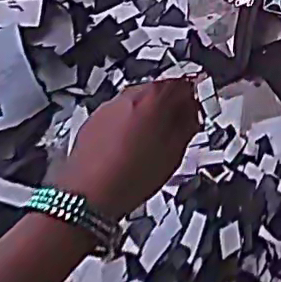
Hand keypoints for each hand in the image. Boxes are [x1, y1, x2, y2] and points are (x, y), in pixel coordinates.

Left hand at [53, 79, 200, 219]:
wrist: (86, 198)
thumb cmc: (128, 178)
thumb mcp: (173, 153)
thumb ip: (188, 124)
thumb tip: (193, 112)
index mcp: (156, 97)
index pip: (183, 83)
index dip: (192, 98)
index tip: (194, 111)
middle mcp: (131, 94)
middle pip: (159, 90)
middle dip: (169, 107)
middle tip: (174, 131)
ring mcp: (110, 106)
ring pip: (137, 103)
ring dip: (146, 117)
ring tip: (149, 146)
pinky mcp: (94, 120)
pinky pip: (118, 115)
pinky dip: (126, 126)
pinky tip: (127, 151)